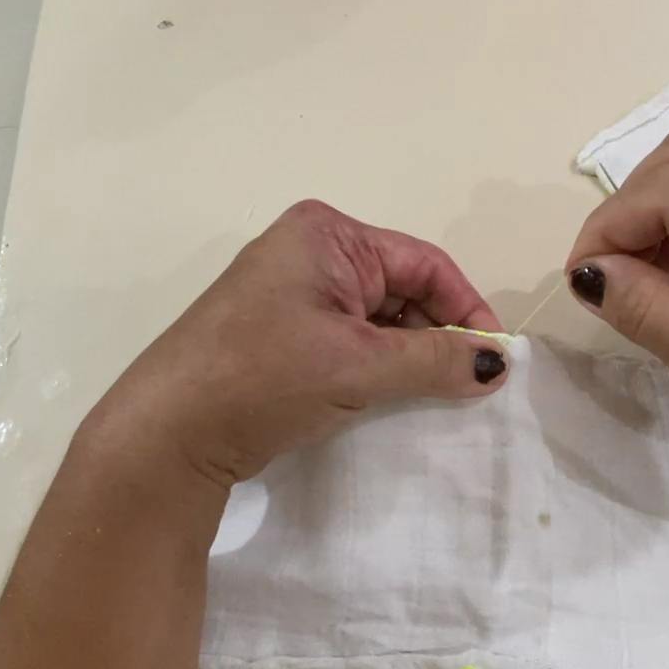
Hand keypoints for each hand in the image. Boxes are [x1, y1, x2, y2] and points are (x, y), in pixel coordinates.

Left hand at [82, 200, 508, 489]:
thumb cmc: (265, 379)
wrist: (170, 434)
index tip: (496, 359)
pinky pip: (351, 342)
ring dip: (410, 356)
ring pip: (378, 320)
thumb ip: (436, 360)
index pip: (423, 263)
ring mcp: (293, 295)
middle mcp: (310, 254)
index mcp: (328, 235)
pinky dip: (379, 368)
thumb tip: (498, 365)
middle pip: (402, 289)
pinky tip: (393, 398)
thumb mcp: (360, 365)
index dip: (466, 308)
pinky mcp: (282, 336)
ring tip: (435, 395)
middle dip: (438, 335)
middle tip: (468, 383)